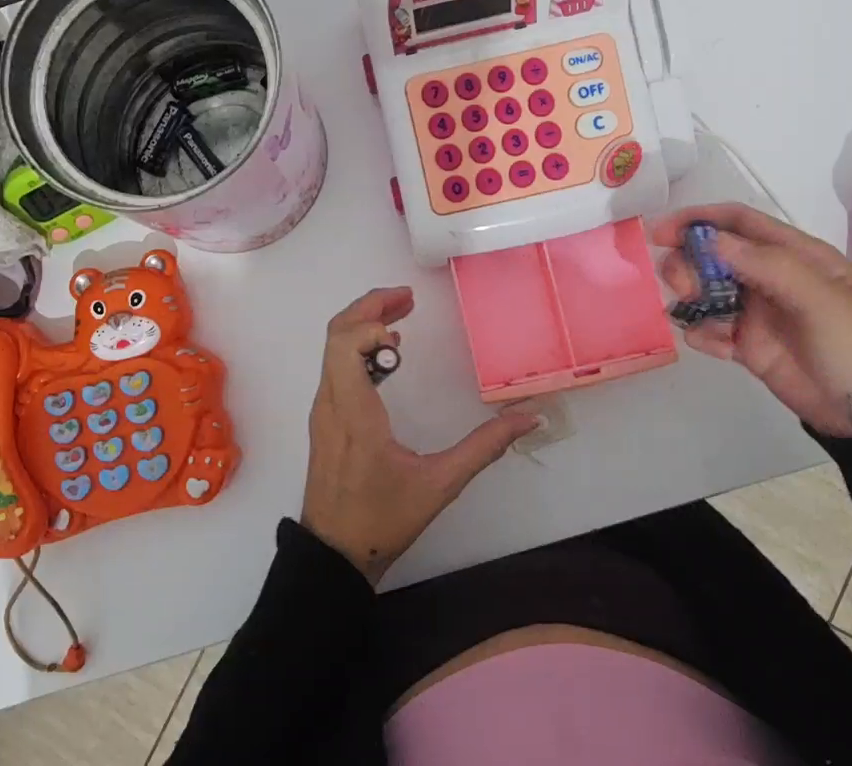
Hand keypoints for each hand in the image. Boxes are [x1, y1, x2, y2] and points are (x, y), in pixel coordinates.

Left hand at [300, 287, 539, 583]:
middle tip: (408, 298)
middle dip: (369, 308)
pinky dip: (356, 348)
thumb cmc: (382, 519)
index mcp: (354, 413)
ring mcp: (323, 410)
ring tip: (401, 319)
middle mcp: (331, 403)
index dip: (370, 322)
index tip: (405, 330)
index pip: (344, 344)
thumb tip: (527, 418)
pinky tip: (387, 358)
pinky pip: (335, 367)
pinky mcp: (325, 419)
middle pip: (335, 335)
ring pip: (332, 349)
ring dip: (362, 325)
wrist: (333, 553)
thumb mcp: (440, 484)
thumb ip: (485, 447)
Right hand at [654, 203, 851, 436]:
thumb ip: (770, 267)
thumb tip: (709, 239)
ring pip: (710, 293)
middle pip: (717, 257)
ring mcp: (764, 316)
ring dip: (690, 296)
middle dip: (689, 262)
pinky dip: (701, 333)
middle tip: (677, 284)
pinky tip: (704, 343)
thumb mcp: (826, 304)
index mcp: (800, 258)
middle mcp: (776, 280)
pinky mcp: (754, 350)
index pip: (741, 223)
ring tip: (684, 312)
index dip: (699, 221)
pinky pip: (715, 333)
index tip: (660, 234)